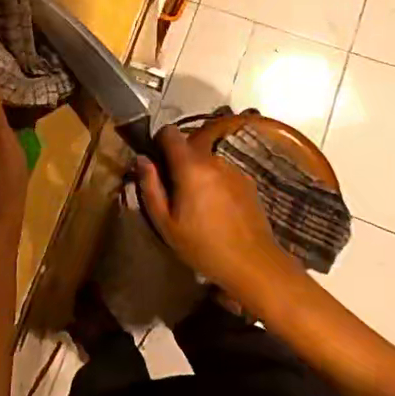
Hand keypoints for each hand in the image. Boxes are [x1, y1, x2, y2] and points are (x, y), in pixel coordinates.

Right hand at [136, 126, 299, 298]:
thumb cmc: (203, 246)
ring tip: (197, 204)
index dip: (159, 141)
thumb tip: (142, 159)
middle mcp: (213, 160)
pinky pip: (223, 173)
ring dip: (198, 173)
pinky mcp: (248, 180)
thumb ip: (151, 188)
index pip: (170, 133)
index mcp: (191, 167)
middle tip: (174, 191)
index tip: (156, 161)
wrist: (252, 262)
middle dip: (178, 162)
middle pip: (189, 146)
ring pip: (207, 160)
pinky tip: (218, 209)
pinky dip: (215, 182)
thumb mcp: (166, 224)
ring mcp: (233, 169)